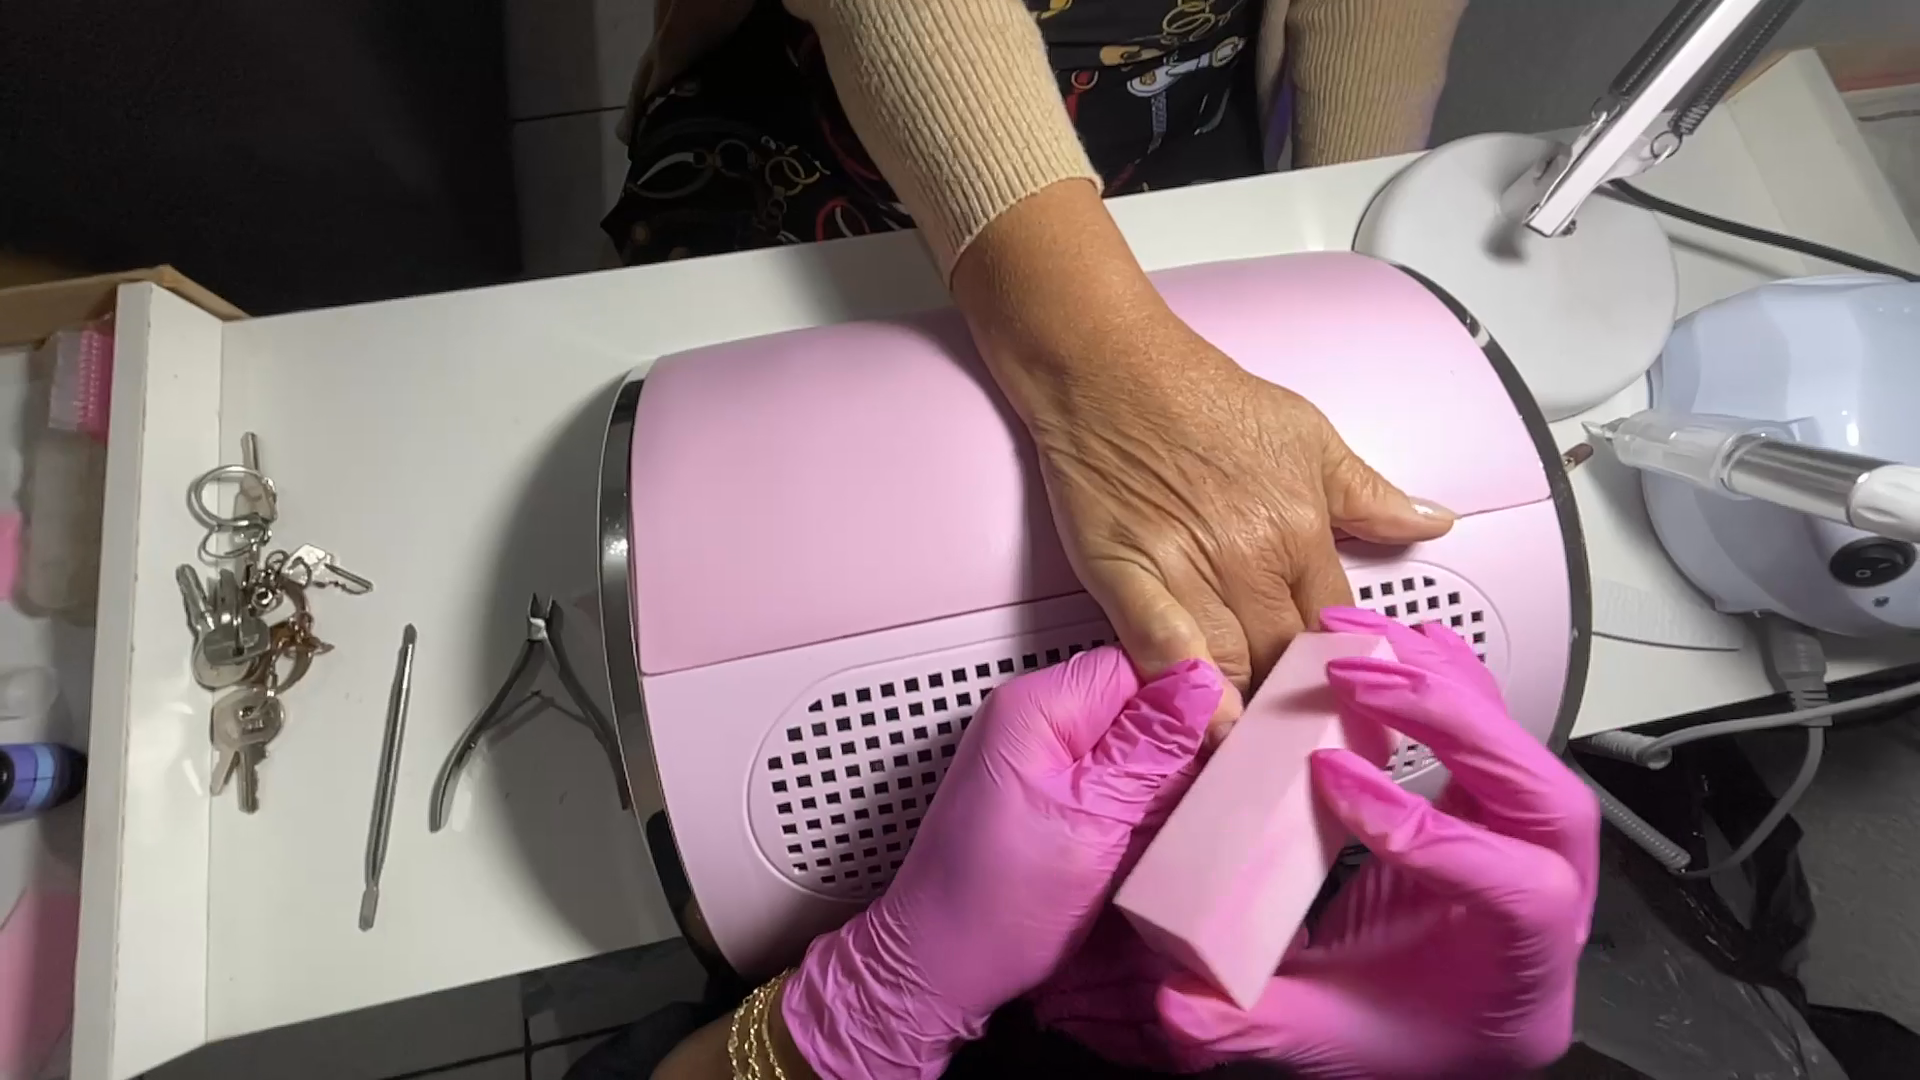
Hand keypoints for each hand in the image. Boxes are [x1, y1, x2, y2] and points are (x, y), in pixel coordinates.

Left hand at [782, 648, 1222, 1079]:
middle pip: (1130, 701)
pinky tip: (1140, 836)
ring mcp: (1036, 752)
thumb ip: (1150, 751)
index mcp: (1036, 706)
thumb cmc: (996, 902)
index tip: (1217, 749)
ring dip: (1154, 780)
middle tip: (1193, 801)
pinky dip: (1132, 800)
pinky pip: (1106, 772)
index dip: (1182, 703)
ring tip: (1162, 827)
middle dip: (1172, 748)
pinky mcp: (1044, 785)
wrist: (942, 960)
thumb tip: (1200, 684)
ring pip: (1125, 741)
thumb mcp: (1094, 822)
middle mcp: (1032, 716)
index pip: (1133, 666)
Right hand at [949, 181, 1452, 725]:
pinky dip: (1186, 687)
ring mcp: (1187, 569)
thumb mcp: (1306, 432)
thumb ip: (1367, 492)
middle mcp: (1252, 558)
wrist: (1112, 371)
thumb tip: (1433, 522)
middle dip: (1297, 707)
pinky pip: (1161, 645)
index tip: (1346, 712)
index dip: (1342, 674)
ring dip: (1250, 715)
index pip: (1335, 625)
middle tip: (1303, 752)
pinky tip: (1202, 727)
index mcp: (1301, 529)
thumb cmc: (1201, 397)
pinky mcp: (1125, 572)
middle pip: (1288, 658)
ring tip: (1261, 766)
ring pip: (1233, 664)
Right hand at [1034, 608, 1599, 1077]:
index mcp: (1515, 965)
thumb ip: (1244, 1024)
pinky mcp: (1488, 805)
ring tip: (1360, 641)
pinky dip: (1449, 676)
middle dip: (1445, 719)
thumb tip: (1172, 993)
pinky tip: (1409, 642)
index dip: (1414, 821)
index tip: (1326, 775)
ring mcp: (1527, 844)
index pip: (1508, 884)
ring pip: (1518, 748)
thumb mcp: (1318, 1039)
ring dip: (1438, 681)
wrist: (1434, 1021)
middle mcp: (1546, 898)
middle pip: (1538, 796)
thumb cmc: (1395, 1031)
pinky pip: (1491, 728)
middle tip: (1354, 676)